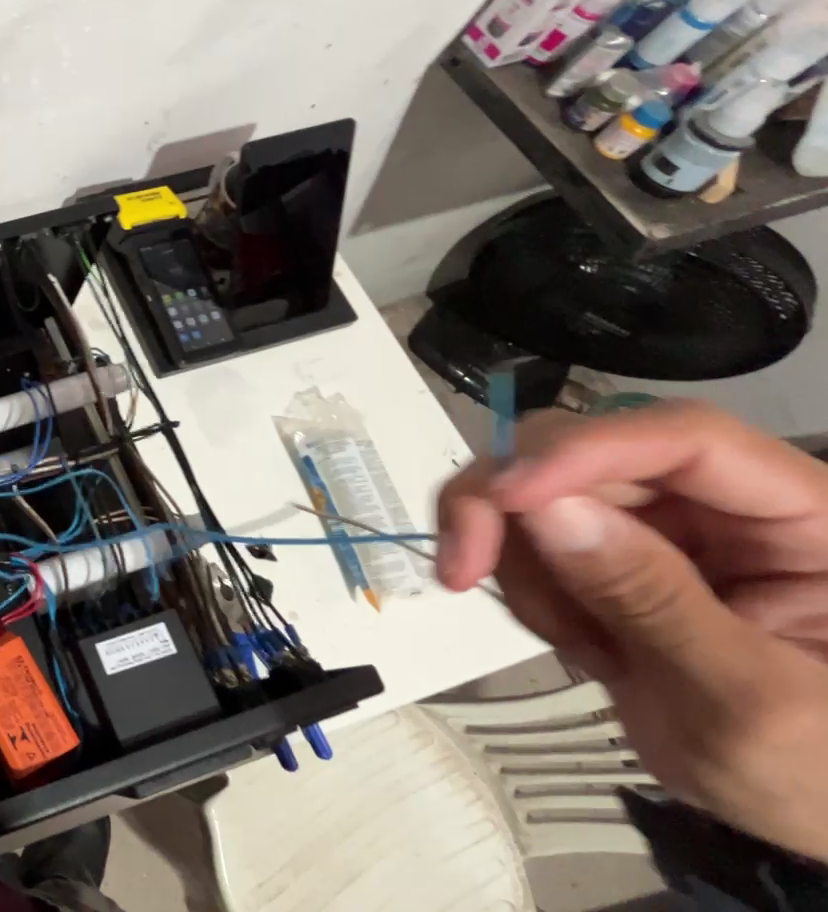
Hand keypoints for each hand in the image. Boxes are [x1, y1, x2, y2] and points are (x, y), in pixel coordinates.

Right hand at [438, 402, 827, 861]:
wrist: (797, 814)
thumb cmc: (816, 775)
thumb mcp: (748, 702)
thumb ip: (654, 602)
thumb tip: (547, 511)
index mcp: (807, 520)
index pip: (685, 440)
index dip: (585, 451)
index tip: (503, 499)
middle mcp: (723, 502)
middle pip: (580, 451)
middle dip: (508, 507)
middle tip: (462, 568)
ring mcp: (659, 524)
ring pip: (532, 490)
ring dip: (518, 563)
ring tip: (577, 647)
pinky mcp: (605, 548)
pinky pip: (519, 535)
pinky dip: (520, 584)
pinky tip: (575, 640)